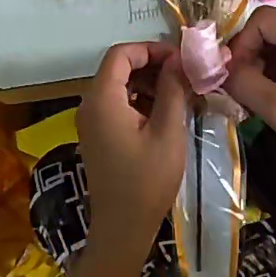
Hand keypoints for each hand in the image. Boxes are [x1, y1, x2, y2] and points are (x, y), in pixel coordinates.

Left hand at [78, 41, 190, 249]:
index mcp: (102, 99)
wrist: (123, 227)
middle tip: (186, 75)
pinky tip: (166, 113)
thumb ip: (172, 89)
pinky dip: (140, 101)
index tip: (181, 59)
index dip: (151, 49)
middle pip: (118, 68)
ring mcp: (91, 122)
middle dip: (153, 66)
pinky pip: (117, 105)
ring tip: (182, 93)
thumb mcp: (168, 131)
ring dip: (149, 84)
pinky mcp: (98, 136)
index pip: (121, 54)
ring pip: (119, 87)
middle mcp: (89, 105)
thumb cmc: (147, 180)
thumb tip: (180, 59)